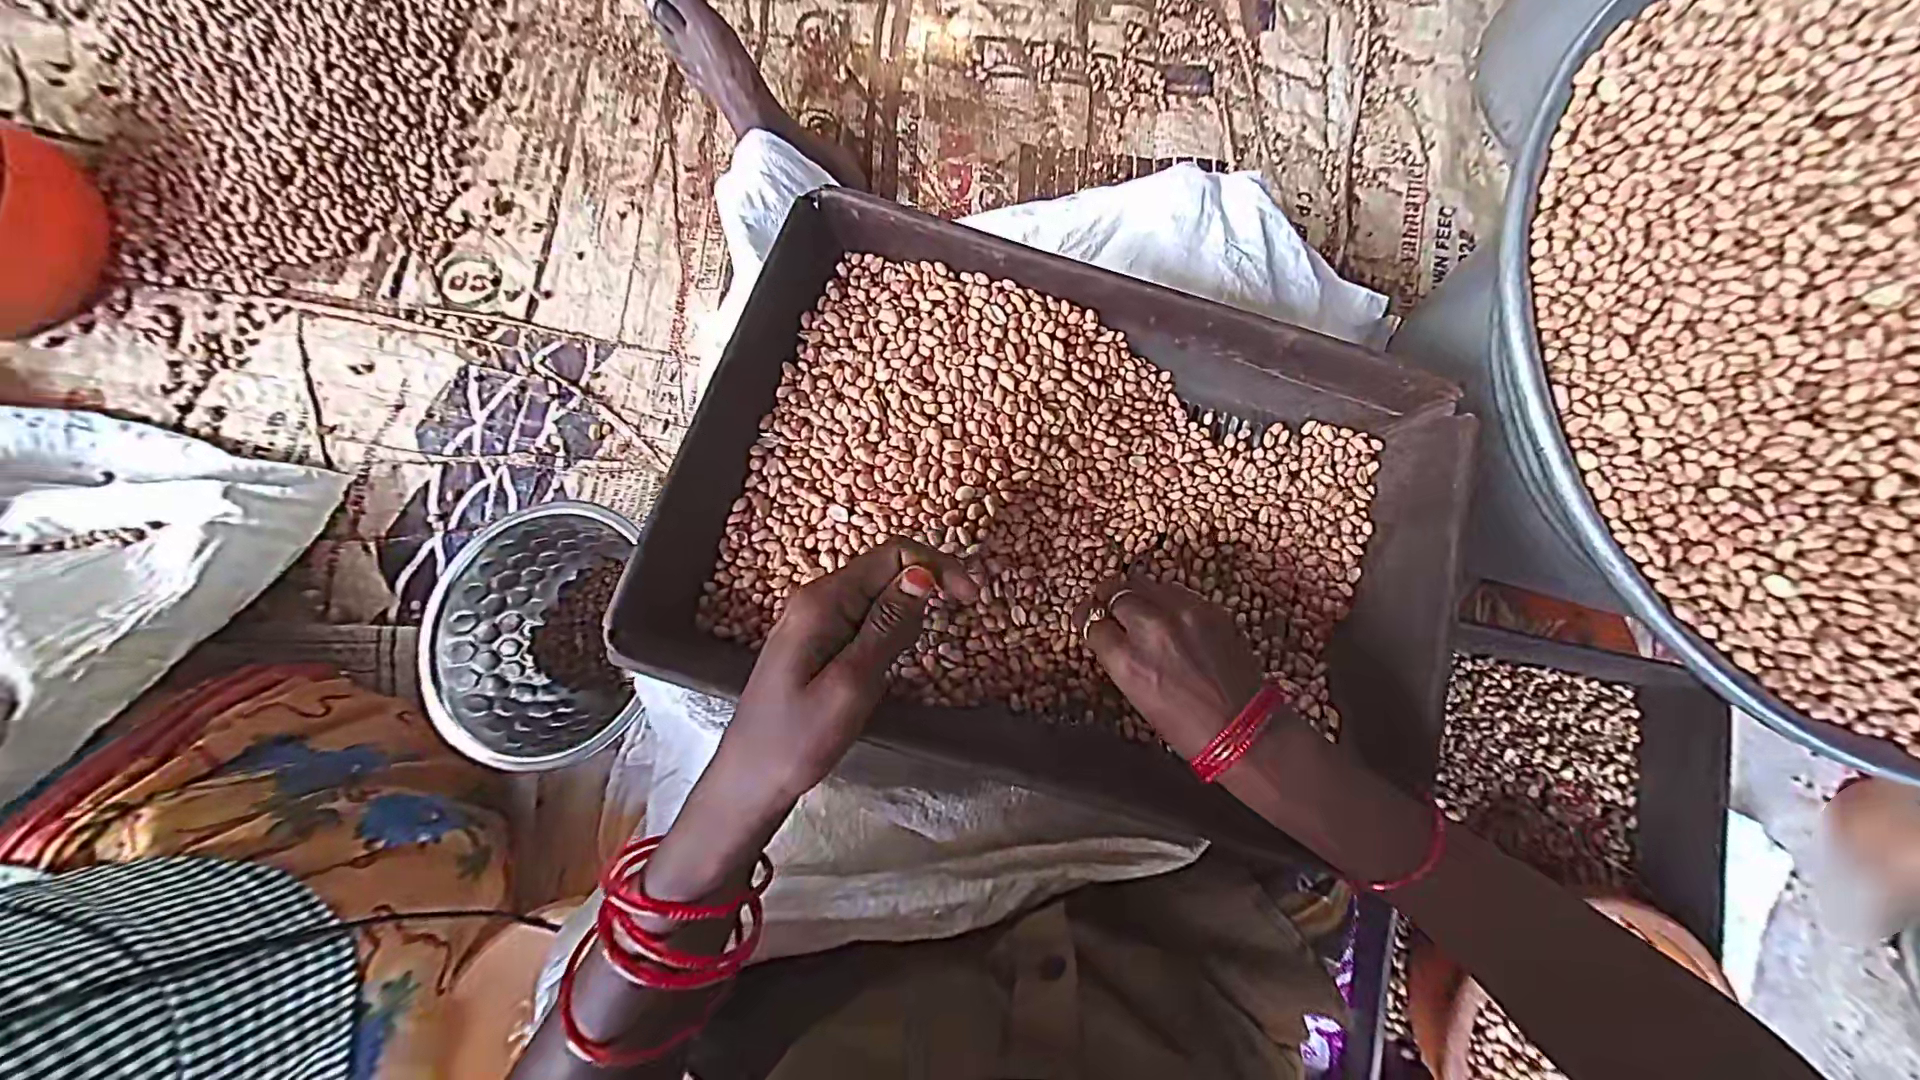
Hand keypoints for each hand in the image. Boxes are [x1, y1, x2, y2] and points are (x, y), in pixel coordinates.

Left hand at [727, 537, 980, 800]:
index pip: (892, 555)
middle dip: (928, 584)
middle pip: (886, 568)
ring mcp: (815, 618)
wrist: (750, 779)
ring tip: (914, 649)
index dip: (937, 566)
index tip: (971, 596)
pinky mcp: (818, 639)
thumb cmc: (798, 740)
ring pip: (878, 593)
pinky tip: (892, 655)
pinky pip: (865, 616)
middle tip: (958, 617)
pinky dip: (891, 627)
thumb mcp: (852, 684)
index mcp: (823, 601)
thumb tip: (922, 574)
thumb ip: (888, 626)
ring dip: (910, 609)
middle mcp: (817, 598)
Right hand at [1071, 577, 1266, 758]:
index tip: (1087, 619)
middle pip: (1115, 592)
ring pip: (1144, 582)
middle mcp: (1152, 629)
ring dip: (1133, 592)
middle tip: (1104, 604)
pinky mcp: (1210, 609)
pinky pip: (1174, 590)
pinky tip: (1165, 612)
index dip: (1087, 619)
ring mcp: (1184, 614)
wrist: (1244, 729)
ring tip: (1133, 604)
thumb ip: (1117, 657)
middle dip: (1105, 598)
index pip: (1093, 622)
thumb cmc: (1185, 724)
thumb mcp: (1135, 693)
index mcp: (1128, 660)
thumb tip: (1106, 631)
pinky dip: (1163, 597)